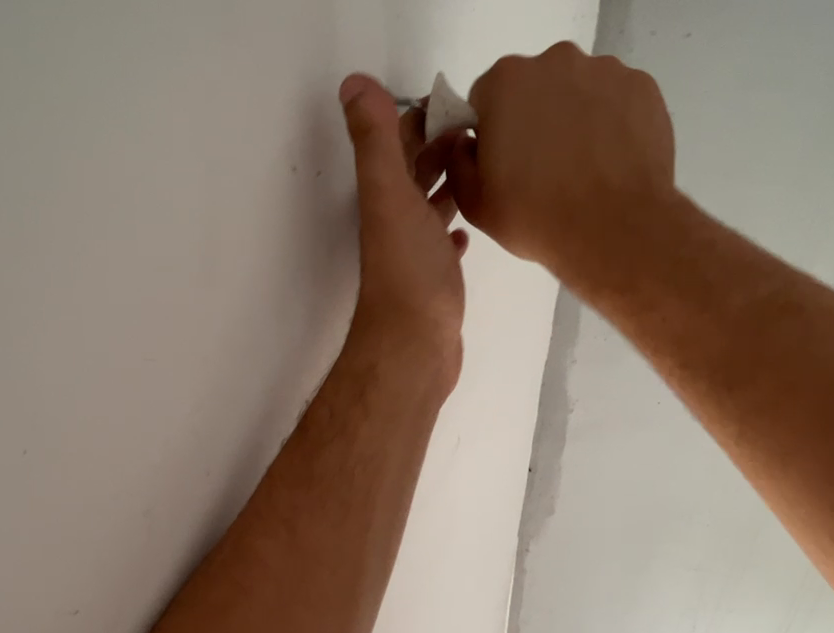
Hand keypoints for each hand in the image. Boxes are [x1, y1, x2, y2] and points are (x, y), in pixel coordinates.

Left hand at [339, 74, 468, 389]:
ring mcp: (414, 255)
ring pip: (429, 208)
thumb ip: (375, 142)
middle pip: (414, 173)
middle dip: (438, 146)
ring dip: (448, 185)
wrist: (414, 347)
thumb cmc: (408, 272)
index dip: (419, 117)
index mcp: (385, 198)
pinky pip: (441, 248)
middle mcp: (395, 223)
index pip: (397, 144)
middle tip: (477, 130)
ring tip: (479, 167)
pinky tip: (466, 232)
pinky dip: (451, 233)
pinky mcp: (433, 283)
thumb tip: (354, 84)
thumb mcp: (390, 197)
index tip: (454, 100)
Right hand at [447, 43, 677, 282]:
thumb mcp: (475, 204)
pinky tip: (609, 164)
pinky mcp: (642, 88)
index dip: (490, 134)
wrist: (613, 230)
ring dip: (574, 121)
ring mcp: (604, 71)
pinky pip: (616, 102)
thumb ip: (459, 164)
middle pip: (534, 89)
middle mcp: (555, 62)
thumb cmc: (535, 217)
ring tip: (580, 171)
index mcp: (505, 83)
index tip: (502, 165)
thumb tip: (468, 145)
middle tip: (542, 171)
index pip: (484, 100)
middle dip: (534, 121)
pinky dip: (611, 125)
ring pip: (578, 92)